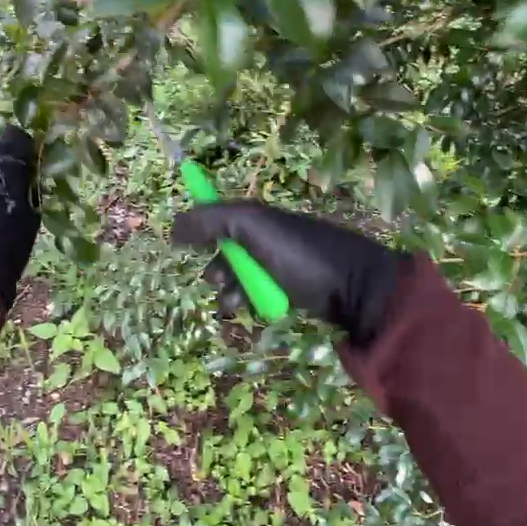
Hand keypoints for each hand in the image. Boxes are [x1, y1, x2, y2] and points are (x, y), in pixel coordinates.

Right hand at [171, 202, 401, 345]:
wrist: (354, 287)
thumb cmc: (299, 252)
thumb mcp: (251, 227)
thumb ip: (211, 221)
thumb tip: (173, 226)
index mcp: (253, 217)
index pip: (212, 216)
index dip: (196, 228)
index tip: (179, 244)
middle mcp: (261, 237)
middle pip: (220, 252)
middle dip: (215, 268)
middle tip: (221, 278)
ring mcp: (273, 265)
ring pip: (233, 278)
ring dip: (229, 290)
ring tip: (237, 301)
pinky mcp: (284, 290)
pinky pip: (252, 295)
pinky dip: (247, 302)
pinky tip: (251, 308)